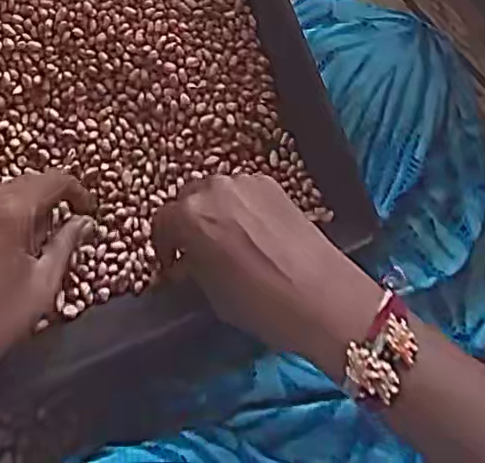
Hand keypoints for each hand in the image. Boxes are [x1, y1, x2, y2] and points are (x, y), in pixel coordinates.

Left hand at [0, 171, 92, 426]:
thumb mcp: (43, 284)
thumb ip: (66, 244)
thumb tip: (84, 221)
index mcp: (10, 210)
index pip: (53, 181)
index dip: (77, 191)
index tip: (89, 211)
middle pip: (31, 182)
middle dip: (54, 197)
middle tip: (70, 224)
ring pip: (10, 192)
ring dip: (32, 205)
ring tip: (43, 239)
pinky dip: (10, 213)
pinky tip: (15, 245)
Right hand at [151, 174, 379, 374]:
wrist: (322, 295)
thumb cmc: (261, 303)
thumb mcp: (212, 294)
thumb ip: (192, 267)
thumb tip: (186, 260)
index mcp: (190, 215)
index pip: (162, 220)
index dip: (164, 244)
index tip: (172, 262)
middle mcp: (213, 187)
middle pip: (189, 198)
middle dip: (189, 222)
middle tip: (198, 249)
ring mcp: (244, 180)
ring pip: (217, 191)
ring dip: (216, 211)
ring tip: (230, 239)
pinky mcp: (270, 182)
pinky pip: (244, 191)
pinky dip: (242, 206)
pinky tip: (256, 232)